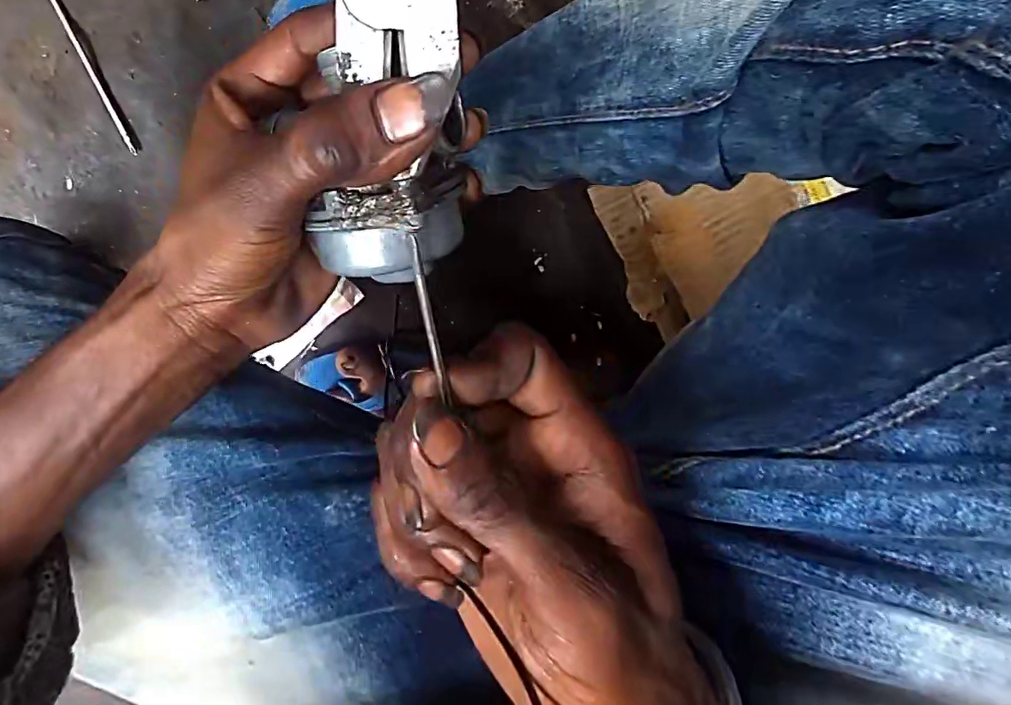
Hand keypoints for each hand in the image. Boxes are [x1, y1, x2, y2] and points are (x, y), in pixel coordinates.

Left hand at [148, 5, 478, 355]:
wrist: (219, 320)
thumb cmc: (213, 243)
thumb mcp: (264, 183)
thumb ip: (332, 142)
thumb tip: (411, 103)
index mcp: (255, 91)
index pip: (311, 35)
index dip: (361, 20)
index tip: (418, 17)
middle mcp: (298, 115)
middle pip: (363, 77)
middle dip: (408, 79)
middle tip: (457, 73)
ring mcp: (332, 157)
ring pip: (390, 126)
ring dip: (428, 128)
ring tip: (461, 132)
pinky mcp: (357, 197)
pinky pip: (402, 174)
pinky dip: (432, 176)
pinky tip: (455, 181)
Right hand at [373, 325, 712, 704]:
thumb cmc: (620, 652)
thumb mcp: (567, 581)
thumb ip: (497, 503)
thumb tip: (430, 429)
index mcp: (570, 440)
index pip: (519, 357)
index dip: (473, 365)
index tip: (437, 415)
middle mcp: (516, 445)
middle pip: (440, 396)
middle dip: (424, 459)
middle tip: (447, 527)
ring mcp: (475, 477)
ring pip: (404, 444)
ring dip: (411, 509)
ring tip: (455, 564)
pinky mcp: (443, 514)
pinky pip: (390, 495)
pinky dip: (399, 541)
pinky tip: (439, 581)